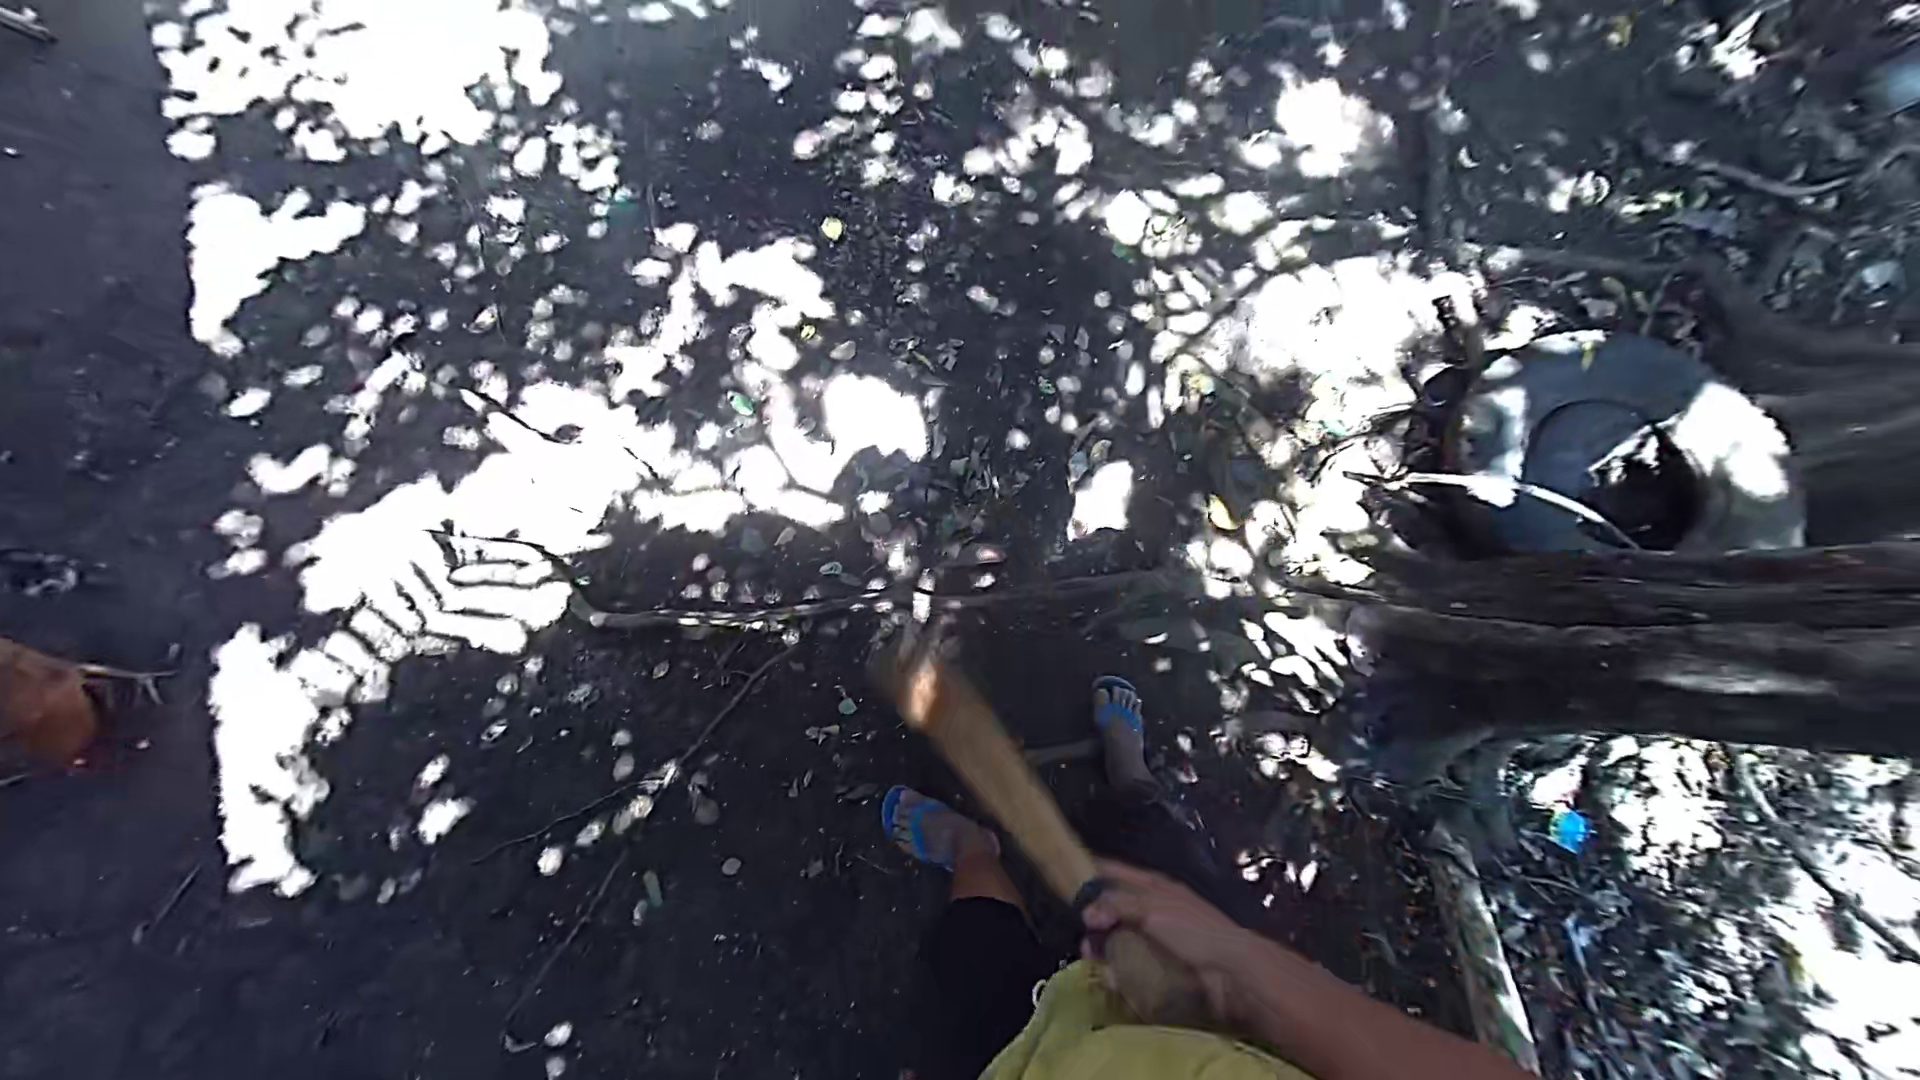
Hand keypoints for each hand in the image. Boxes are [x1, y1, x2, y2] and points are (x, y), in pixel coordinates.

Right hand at [1079, 860, 1268, 1022]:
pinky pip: (1132, 963)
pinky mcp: (1162, 967)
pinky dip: (1118, 968)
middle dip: (1094, 916)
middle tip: (1078, 930)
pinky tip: (1109, 975)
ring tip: (1089, 956)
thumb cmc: (1194, 930)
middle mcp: (1153, 907)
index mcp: (1153, 885)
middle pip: (1115, 906)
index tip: (1065, 873)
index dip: (1092, 870)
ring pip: (1121, 936)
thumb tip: (1086, 912)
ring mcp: (1158, 938)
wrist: (1234, 974)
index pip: (1115, 871)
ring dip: (1104, 945)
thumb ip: (1117, 905)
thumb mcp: (1152, 907)